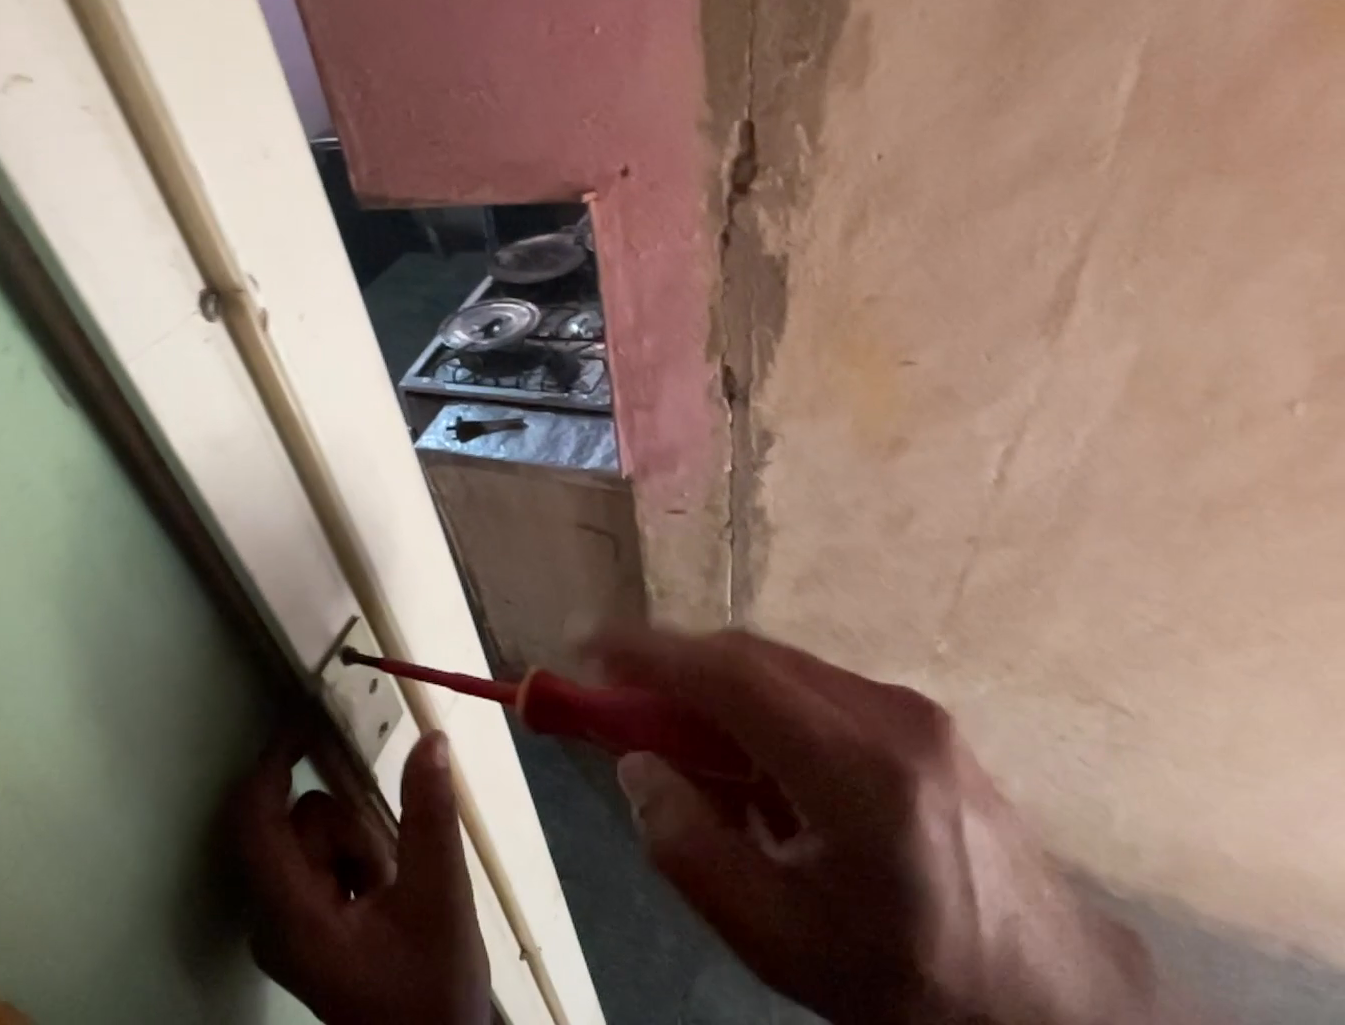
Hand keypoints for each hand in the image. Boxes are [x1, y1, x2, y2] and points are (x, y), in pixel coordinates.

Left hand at [231, 730, 489, 1024]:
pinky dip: (356, 861)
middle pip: (295, 827)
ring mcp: (287, 925)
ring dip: (358, 847)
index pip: (255, 821)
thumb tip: (430, 741)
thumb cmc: (431, 993)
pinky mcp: (305, 926)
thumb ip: (430, 816)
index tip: (305, 726)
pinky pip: (322, 863)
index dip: (272, 765)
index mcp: (289, 916)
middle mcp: (273, 918)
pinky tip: (385, 896)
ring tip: (392, 891)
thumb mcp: (440, 899)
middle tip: (388, 866)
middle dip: (348, 830)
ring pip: (314, 840)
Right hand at [590, 628, 1156, 1024]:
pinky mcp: (919, 720)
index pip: (729, 677)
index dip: (648, 653)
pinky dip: (753, 702)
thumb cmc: (903, 977)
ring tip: (675, 739)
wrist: (1050, 999)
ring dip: (710, 687)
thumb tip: (638, 765)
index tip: (586, 646)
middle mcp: (889, 716)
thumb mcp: (772, 936)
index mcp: (857, 773)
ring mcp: (912, 711)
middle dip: (669, 666)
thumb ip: (685, 845)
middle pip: (748, 657)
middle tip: (614, 697)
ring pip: (777, 667)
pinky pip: (809, 687)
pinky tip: (744, 756)